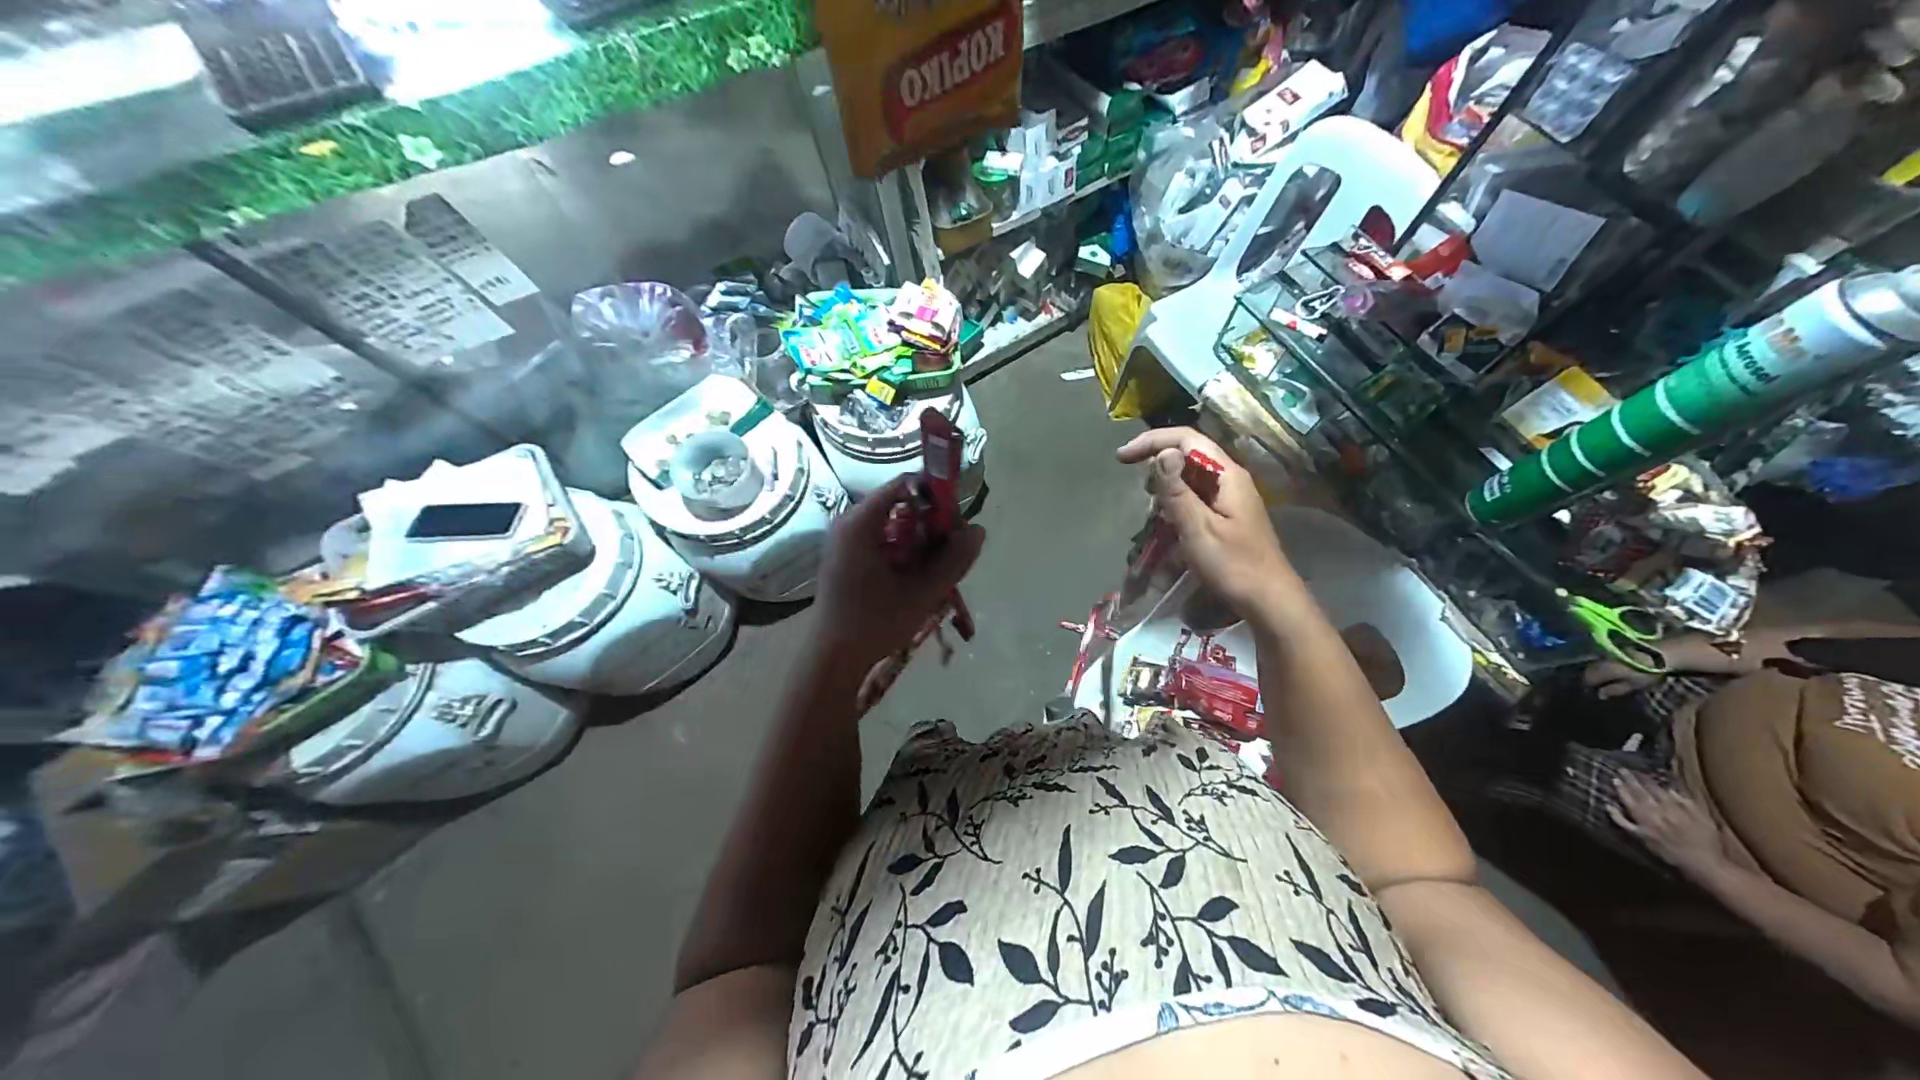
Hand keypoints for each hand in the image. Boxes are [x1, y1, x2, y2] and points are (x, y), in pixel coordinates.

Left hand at [812, 476, 984, 673]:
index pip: (903, 484)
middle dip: (930, 523)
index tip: (954, 520)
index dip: (934, 495)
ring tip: (937, 567)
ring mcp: (844, 543)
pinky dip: (903, 552)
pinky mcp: (845, 560)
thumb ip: (953, 560)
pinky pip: (881, 542)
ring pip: (892, 526)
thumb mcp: (922, 592)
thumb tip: (978, 530)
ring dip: (919, 540)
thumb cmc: (874, 623)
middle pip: (899, 505)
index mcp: (860, 523)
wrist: (832, 659)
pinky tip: (916, 578)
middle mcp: (848, 525)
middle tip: (951, 549)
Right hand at [1116, 427, 1294, 619]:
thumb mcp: (1198, 528)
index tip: (1122, 458)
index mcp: (1227, 475)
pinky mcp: (1226, 516)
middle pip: (1189, 454)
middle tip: (1137, 488)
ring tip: (1149, 507)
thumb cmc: (1234, 565)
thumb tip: (1161, 452)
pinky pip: (1196, 497)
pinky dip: (1176, 503)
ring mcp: (1230, 499)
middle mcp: (1230, 480)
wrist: (1268, 601)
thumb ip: (1178, 491)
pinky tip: (1166, 522)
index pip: (1187, 439)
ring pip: (1191, 477)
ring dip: (1166, 485)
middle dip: (1157, 463)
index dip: (1152, 441)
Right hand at [1583, 659, 1662, 699]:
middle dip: (1593, 678)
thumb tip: (1600, 695)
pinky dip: (1605, 666)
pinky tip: (1614, 669)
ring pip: (1595, 665)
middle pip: (1589, 671)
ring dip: (1599, 672)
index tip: (1596, 693)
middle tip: (1601, 686)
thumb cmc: (1645, 673)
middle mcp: (1597, 661)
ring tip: (1608, 678)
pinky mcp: (1613, 649)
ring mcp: (1604, 653)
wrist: (1658, 653)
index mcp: (1599, 671)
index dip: (1590, 688)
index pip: (1586, 680)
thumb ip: (1614, 690)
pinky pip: (1603, 660)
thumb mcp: (1632, 685)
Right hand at [1609, 773, 1731, 877]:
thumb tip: (1608, 805)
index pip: (1628, 796)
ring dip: (1650, 782)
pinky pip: (1682, 798)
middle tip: (1624, 770)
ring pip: (1660, 791)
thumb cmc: (1668, 854)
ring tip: (1644, 776)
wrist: (1705, 864)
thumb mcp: (1640, 839)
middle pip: (1642, 790)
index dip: (1620, 786)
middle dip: (1632, 779)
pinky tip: (1671, 790)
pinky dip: (1675, 793)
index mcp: (1643, 815)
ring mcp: (1678, 809)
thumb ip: (1623, 822)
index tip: (1615, 778)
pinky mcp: (1696, 811)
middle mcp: (1659, 809)